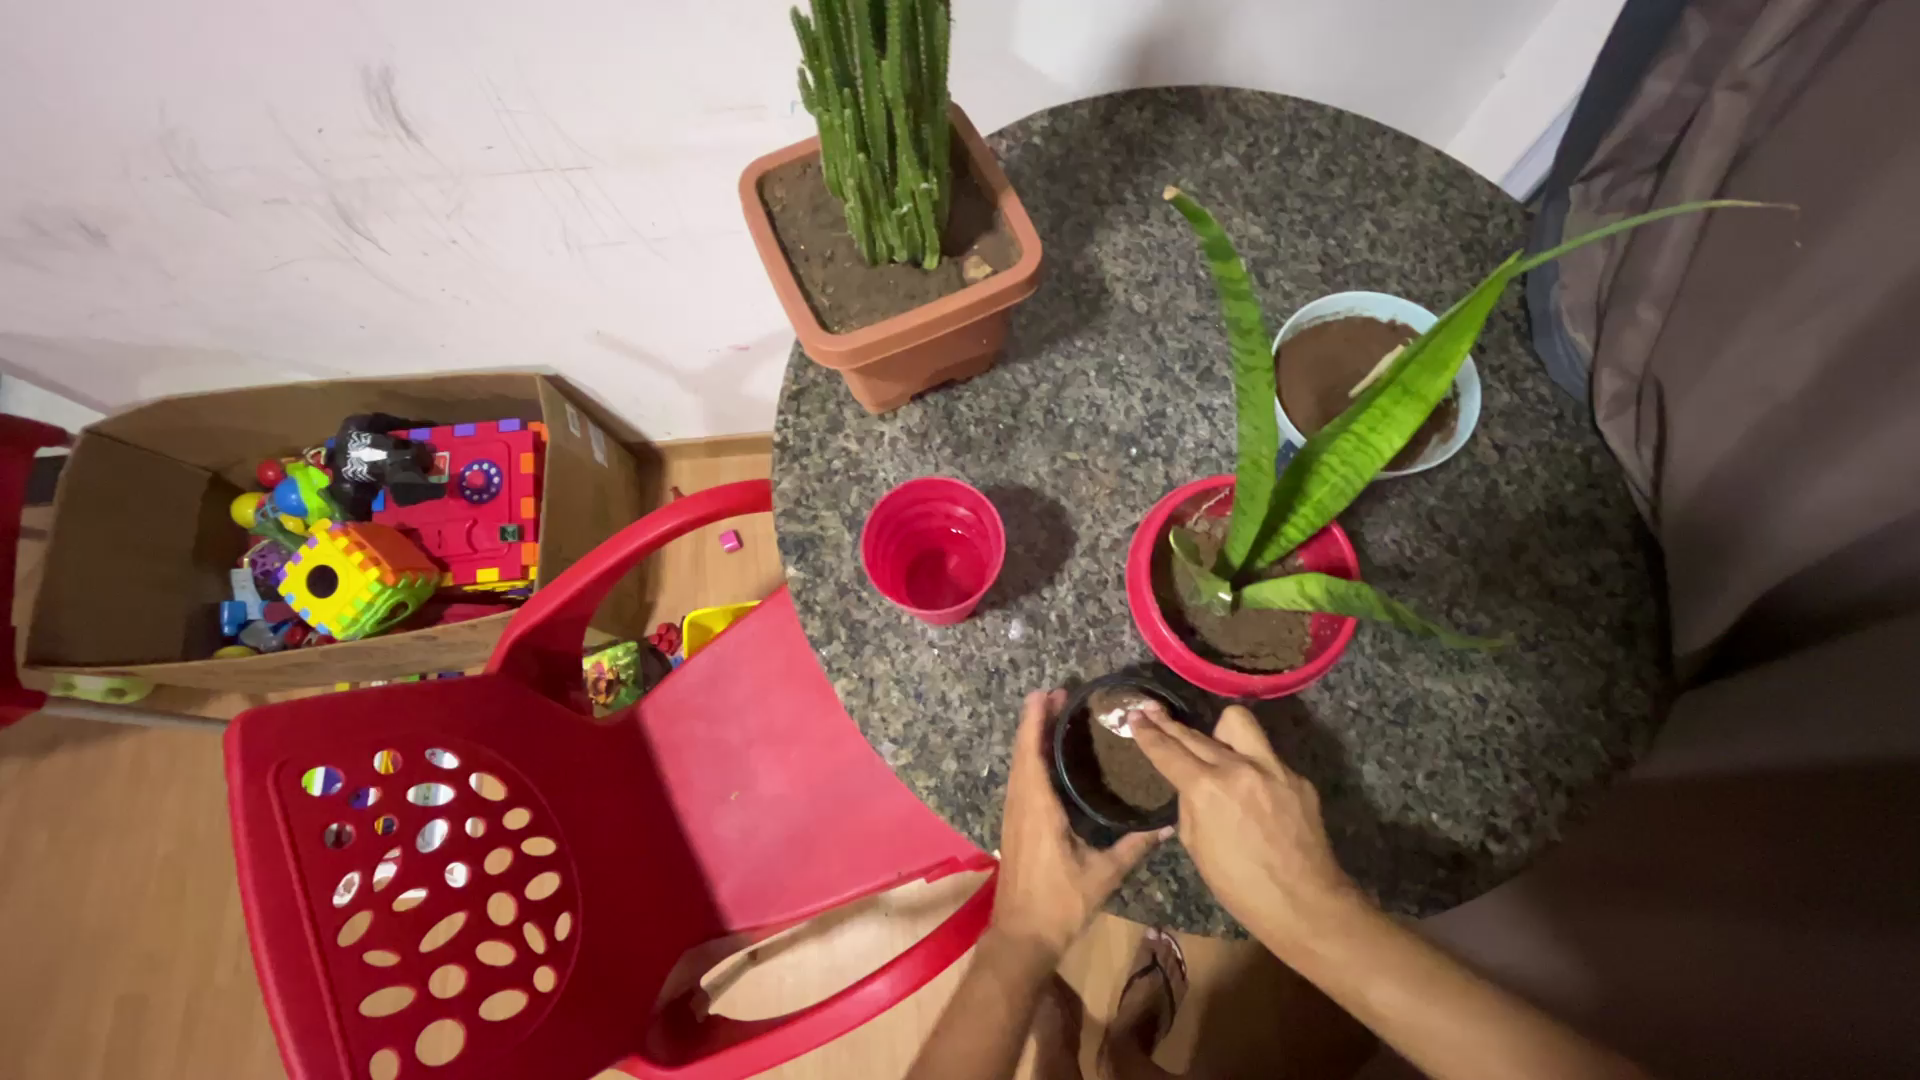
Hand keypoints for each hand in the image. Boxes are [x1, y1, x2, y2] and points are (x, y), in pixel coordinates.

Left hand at [992, 689, 1165, 961]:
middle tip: (1059, 695)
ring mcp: (1013, 812)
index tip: (1048, 692)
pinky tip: (1046, 756)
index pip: (1032, 751)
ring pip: (1019, 763)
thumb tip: (1167, 823)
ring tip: (1054, 715)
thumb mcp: (1102, 874)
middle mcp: (1020, 801)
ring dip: (1032, 737)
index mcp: (1037, 805)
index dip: (1037, 720)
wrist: (1022, 936)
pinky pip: (1020, 778)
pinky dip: (1030, 757)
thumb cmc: (1060, 903)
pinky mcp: (1014, 823)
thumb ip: (1133, 846)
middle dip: (1037, 720)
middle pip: (1023, 750)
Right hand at [1131, 705, 1357, 949]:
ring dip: (1218, 729)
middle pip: (1195, 734)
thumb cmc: (1240, 886)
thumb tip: (1191, 783)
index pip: (1168, 750)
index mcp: (1206, 789)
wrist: (1305, 904)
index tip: (1135, 717)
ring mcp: (1272, 768)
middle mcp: (1238, 768)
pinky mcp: (1297, 777)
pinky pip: (1266, 756)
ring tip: (1213, 742)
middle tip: (1153, 711)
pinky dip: (1252, 765)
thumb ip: (1190, 804)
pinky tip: (1253, 787)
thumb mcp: (1196, 846)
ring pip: (1236, 723)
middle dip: (1169, 724)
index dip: (1147, 733)